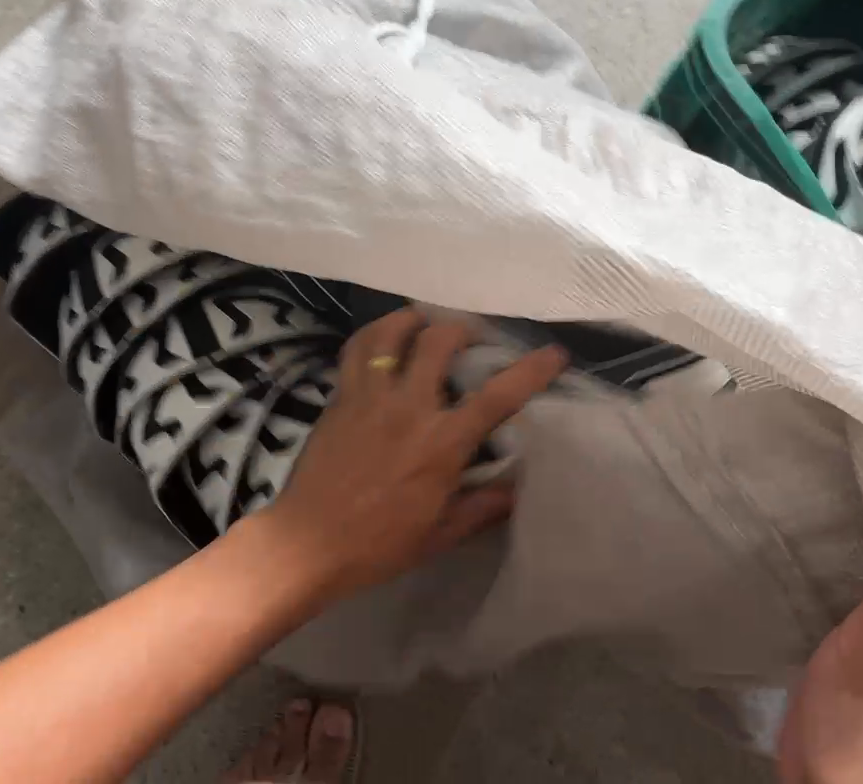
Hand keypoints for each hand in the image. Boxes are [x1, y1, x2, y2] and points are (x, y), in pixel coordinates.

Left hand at [250, 309, 568, 601]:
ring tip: (426, 322)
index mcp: (441, 443)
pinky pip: (356, 349)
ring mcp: (369, 396)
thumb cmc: (379, 544)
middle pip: (440, 341)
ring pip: (392, 333)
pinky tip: (384, 338)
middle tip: (472, 339)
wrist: (308, 544)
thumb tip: (517, 488)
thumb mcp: (440, 534)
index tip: (554, 354)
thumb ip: (483, 507)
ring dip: (415, 319)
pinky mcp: (340, 397)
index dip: (532, 370)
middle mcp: (409, 407)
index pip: (498, 397)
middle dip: (463, 329)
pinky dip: (374, 333)